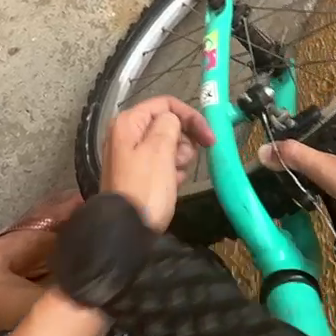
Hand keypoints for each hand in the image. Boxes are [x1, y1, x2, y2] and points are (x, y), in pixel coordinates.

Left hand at [101, 96, 215, 231]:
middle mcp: (126, 133)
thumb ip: (169, 125)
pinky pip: (162, 163)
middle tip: (183, 161)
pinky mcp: (137, 174)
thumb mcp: (159, 150)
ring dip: (178, 159)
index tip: (210, 137)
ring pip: (167, 145)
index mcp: (128, 122)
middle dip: (183, 141)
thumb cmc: (145, 188)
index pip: (166, 104)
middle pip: (167, 124)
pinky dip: (171, 172)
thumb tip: (172, 118)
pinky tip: (171, 185)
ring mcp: (130, 154)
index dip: (190, 117)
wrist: (126, 231)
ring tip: (174, 176)